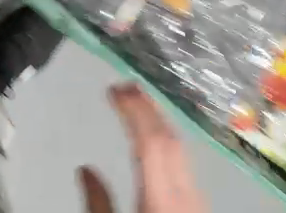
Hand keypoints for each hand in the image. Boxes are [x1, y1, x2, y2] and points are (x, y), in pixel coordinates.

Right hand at [79, 84, 207, 212]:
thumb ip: (98, 203)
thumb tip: (85, 169)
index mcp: (160, 198)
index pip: (151, 141)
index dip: (134, 110)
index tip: (114, 89)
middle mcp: (185, 193)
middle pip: (169, 139)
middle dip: (147, 106)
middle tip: (125, 85)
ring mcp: (198, 198)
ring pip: (181, 148)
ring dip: (160, 119)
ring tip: (140, 100)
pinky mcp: (200, 203)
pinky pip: (185, 160)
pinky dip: (168, 137)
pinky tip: (158, 134)